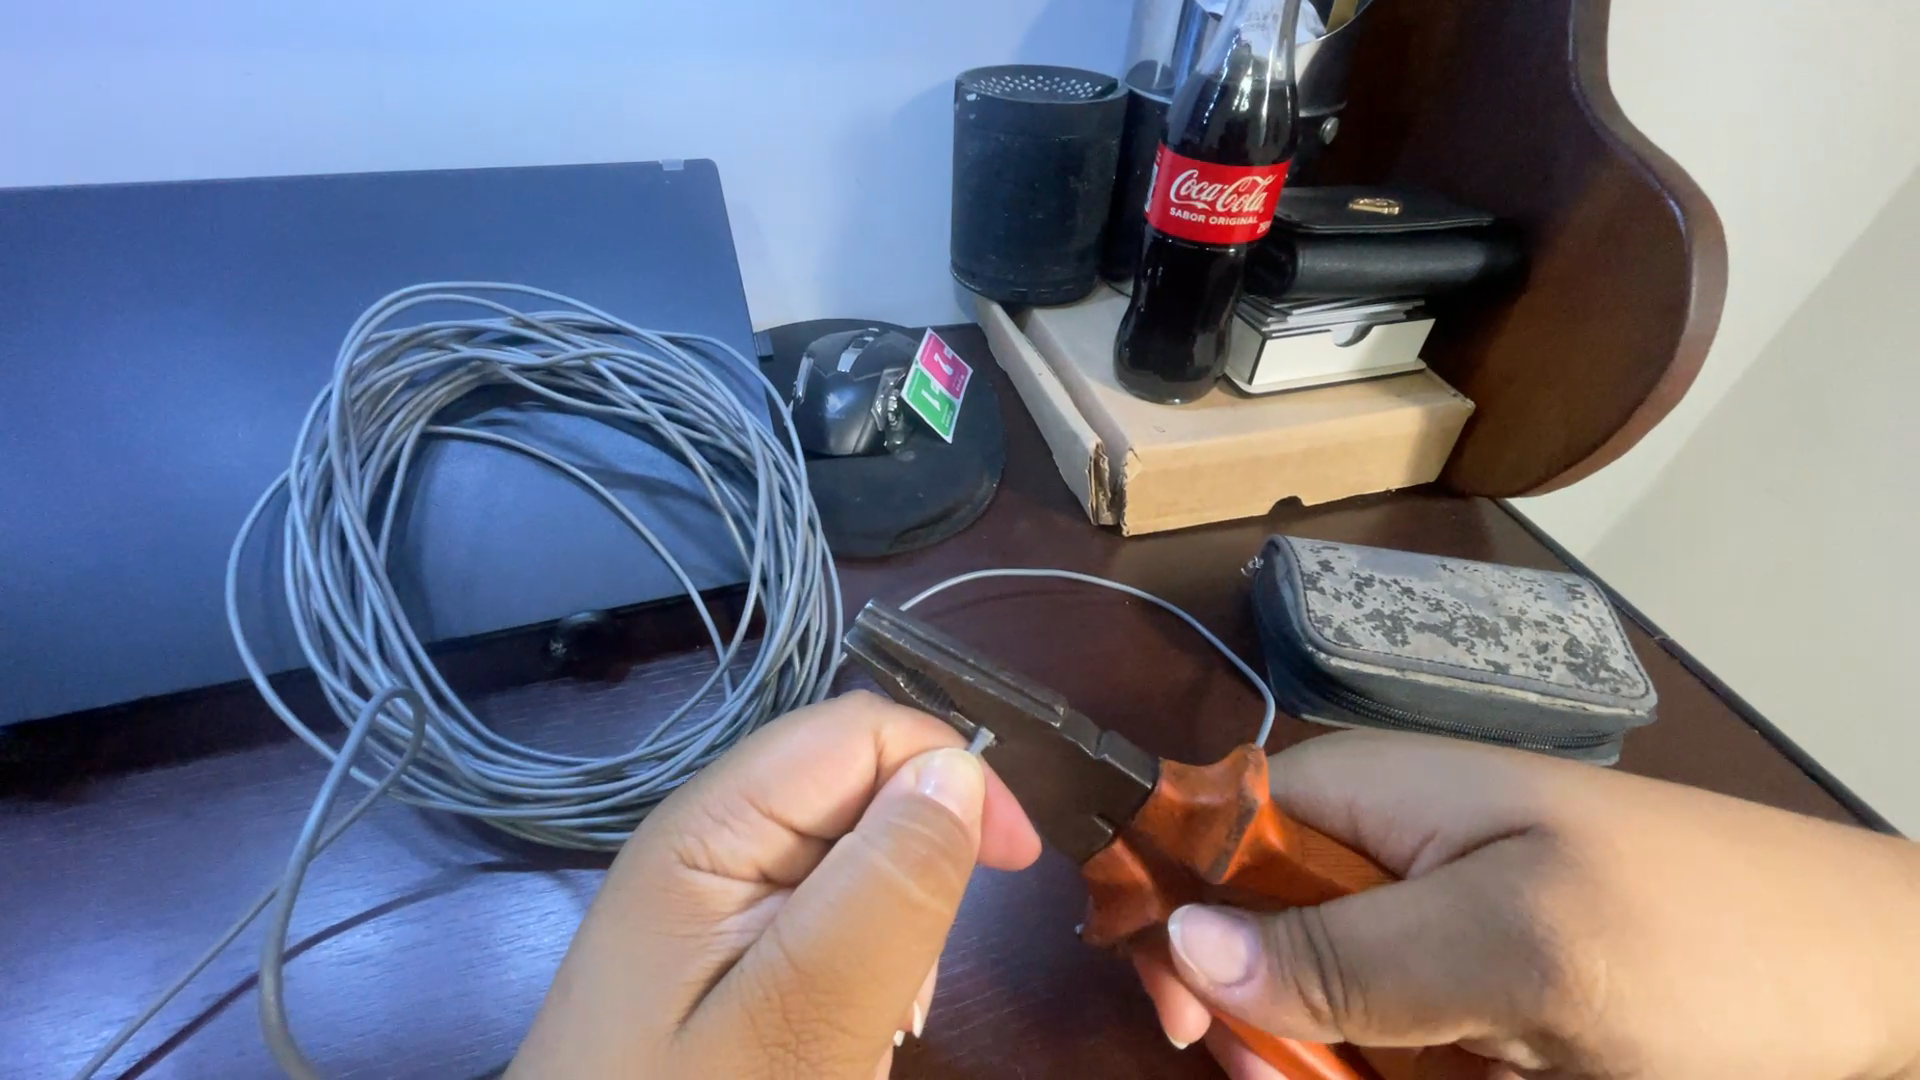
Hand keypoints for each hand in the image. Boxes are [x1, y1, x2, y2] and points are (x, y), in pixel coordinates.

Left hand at [507, 691, 1041, 1078]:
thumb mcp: (800, 1027)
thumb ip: (884, 890)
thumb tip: (959, 770)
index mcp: (713, 824)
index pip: (858, 730)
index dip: (947, 769)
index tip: (1013, 858)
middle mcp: (714, 829)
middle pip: (859, 777)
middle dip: (919, 853)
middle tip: (924, 972)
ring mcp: (720, 879)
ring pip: (856, 835)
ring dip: (898, 907)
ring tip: (884, 1012)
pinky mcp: (732, 926)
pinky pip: (831, 894)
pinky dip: (870, 943)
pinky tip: (854, 1014)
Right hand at [1134, 732, 1919, 1079]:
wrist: (1886, 982)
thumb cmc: (1697, 938)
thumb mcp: (1517, 950)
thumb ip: (1346, 953)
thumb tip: (1183, 941)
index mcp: (1355, 788)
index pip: (1208, 823)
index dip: (1173, 906)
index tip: (1180, 1020)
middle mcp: (1362, 832)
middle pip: (1247, 910)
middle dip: (1253, 1004)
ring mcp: (1409, 898)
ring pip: (1303, 972)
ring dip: (1315, 1047)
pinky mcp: (1449, 957)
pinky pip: (1368, 1007)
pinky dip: (1370, 1060)